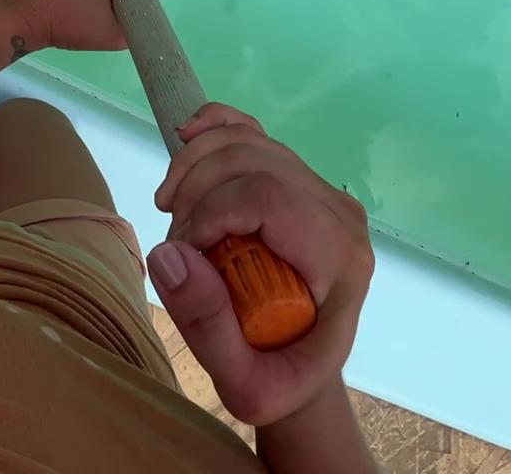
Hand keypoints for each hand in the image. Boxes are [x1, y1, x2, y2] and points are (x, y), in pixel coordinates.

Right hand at [148, 104, 373, 427]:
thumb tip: (170, 254)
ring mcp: (318, 187)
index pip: (267, 197)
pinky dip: (214, 124)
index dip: (211, 212)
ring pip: (246, 140)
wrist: (297, 364)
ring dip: (193, 164)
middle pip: (252, 161)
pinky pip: (252, 130)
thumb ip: (209, 329)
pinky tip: (186, 135)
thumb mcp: (245, 387)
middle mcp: (337, 212)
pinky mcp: (294, 174)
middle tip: (175, 241)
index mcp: (340, 258)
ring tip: (173, 211)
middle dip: (195, 191)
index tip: (182, 249)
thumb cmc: (278, 379)